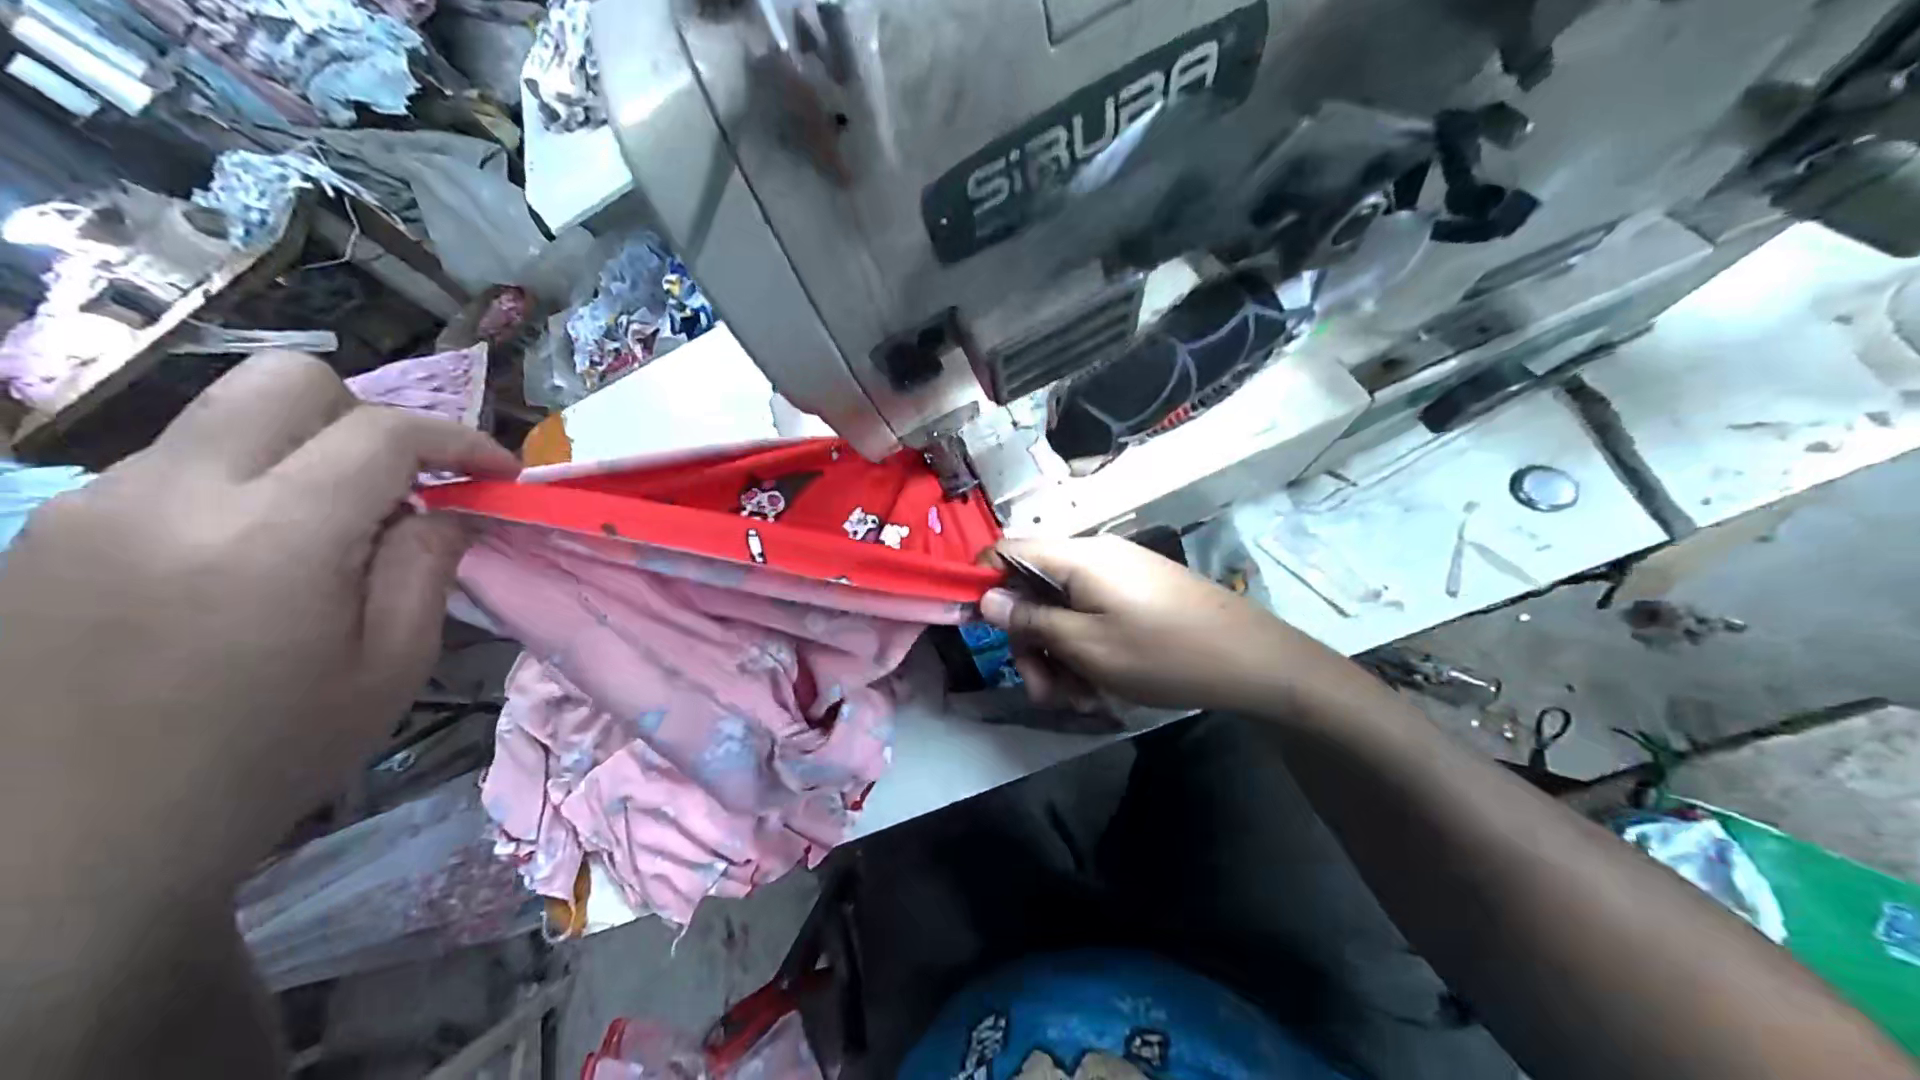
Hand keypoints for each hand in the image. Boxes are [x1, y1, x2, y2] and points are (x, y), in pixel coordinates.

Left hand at [0, 353, 518, 898]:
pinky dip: (245, 482)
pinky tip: (254, 558)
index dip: (459, 439)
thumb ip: (426, 567)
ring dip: (306, 450)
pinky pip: (179, 464)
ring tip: (334, 529)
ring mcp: (98, 503)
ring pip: (228, 416)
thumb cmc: (265, 759)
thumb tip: (451, 508)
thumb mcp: (388, 669)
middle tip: (407, 483)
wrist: (65, 846)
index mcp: (272, 537)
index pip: (382, 432)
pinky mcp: (58, 527)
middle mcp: (171, 494)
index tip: (498, 473)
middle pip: (288, 380)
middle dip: (371, 416)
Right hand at [979, 535, 1329, 712]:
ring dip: (1059, 658)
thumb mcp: (1086, 646)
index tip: (982, 631)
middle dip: (1031, 644)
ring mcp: (1119, 577)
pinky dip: (1087, 651)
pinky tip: (1101, 688)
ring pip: (1063, 612)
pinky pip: (1092, 617)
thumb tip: (986, 598)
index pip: (1007, 549)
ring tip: (1079, 699)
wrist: (1255, 662)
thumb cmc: (1163, 652)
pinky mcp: (1137, 596)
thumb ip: (1030, 621)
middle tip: (1045, 692)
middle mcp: (1094, 557)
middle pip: (1034, 590)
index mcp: (1077, 556)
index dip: (985, 584)